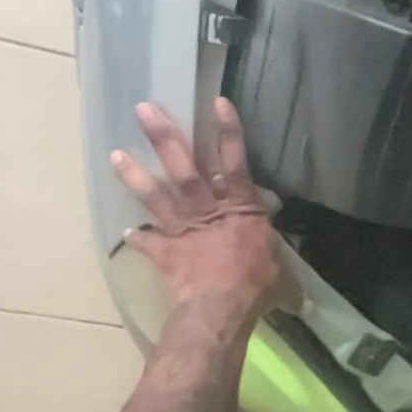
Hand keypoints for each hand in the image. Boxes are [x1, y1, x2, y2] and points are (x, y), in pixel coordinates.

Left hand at [110, 99, 284, 315]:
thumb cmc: (257, 285)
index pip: (236, 162)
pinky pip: (148, 243)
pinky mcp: (166, 253)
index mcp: (241, 208)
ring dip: (134, 175)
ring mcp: (183, 229)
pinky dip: (138, 238)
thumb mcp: (280, 272)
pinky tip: (126, 232)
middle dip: (165, 137)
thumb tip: (296, 289)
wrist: (221, 309)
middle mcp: (208, 210)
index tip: (217, 102)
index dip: (228, 132)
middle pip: (184, 167)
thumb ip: (278, 265)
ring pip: (156, 196)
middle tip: (145, 110)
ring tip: (115, 154)